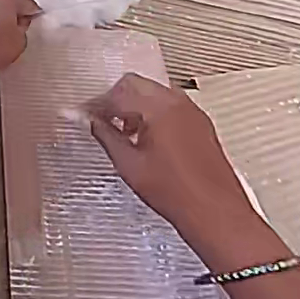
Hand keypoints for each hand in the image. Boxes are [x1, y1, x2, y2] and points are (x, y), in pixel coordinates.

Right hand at [85, 74, 250, 230]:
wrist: (215, 213)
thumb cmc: (178, 193)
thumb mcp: (128, 164)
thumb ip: (105, 135)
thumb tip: (90, 121)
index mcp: (158, 108)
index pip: (116, 95)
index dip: (95, 105)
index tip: (84, 114)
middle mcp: (177, 103)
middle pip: (134, 84)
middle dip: (114, 100)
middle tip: (100, 119)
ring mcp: (192, 112)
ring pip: (152, 92)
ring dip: (134, 105)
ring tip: (122, 130)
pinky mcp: (200, 123)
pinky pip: (169, 104)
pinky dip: (152, 112)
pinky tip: (145, 136)